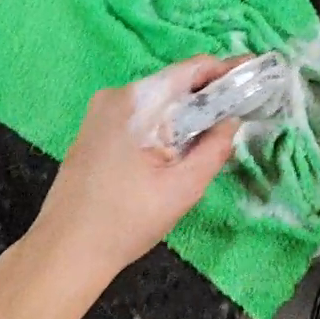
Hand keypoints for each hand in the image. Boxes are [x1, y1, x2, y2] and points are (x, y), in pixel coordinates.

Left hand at [25, 56, 243, 291]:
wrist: (66, 249)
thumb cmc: (126, 221)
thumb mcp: (182, 188)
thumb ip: (213, 149)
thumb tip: (230, 121)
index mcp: (136, 102)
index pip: (191, 69)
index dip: (225, 71)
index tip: (253, 77)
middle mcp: (115, 96)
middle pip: (172, 84)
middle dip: (207, 96)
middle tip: (240, 111)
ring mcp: (100, 112)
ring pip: (155, 102)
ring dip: (184, 114)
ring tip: (213, 133)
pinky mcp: (93, 130)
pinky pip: (137, 117)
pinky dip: (161, 125)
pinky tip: (175, 149)